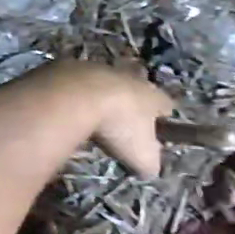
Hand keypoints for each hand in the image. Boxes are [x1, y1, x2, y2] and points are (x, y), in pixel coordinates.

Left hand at [35, 61, 169, 176]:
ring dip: (101, 97)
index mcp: (152, 96)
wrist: (76, 95)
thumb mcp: (142, 158)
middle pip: (135, 89)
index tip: (157, 130)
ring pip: (105, 83)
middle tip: (122, 125)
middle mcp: (129, 76)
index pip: (165, 104)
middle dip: (130, 104)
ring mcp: (99, 68)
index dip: (162, 117)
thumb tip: (148, 167)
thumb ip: (149, 163)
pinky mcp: (71, 66)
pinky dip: (75, 94)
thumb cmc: (118, 127)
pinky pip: (77, 82)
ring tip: (92, 117)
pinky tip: (69, 109)